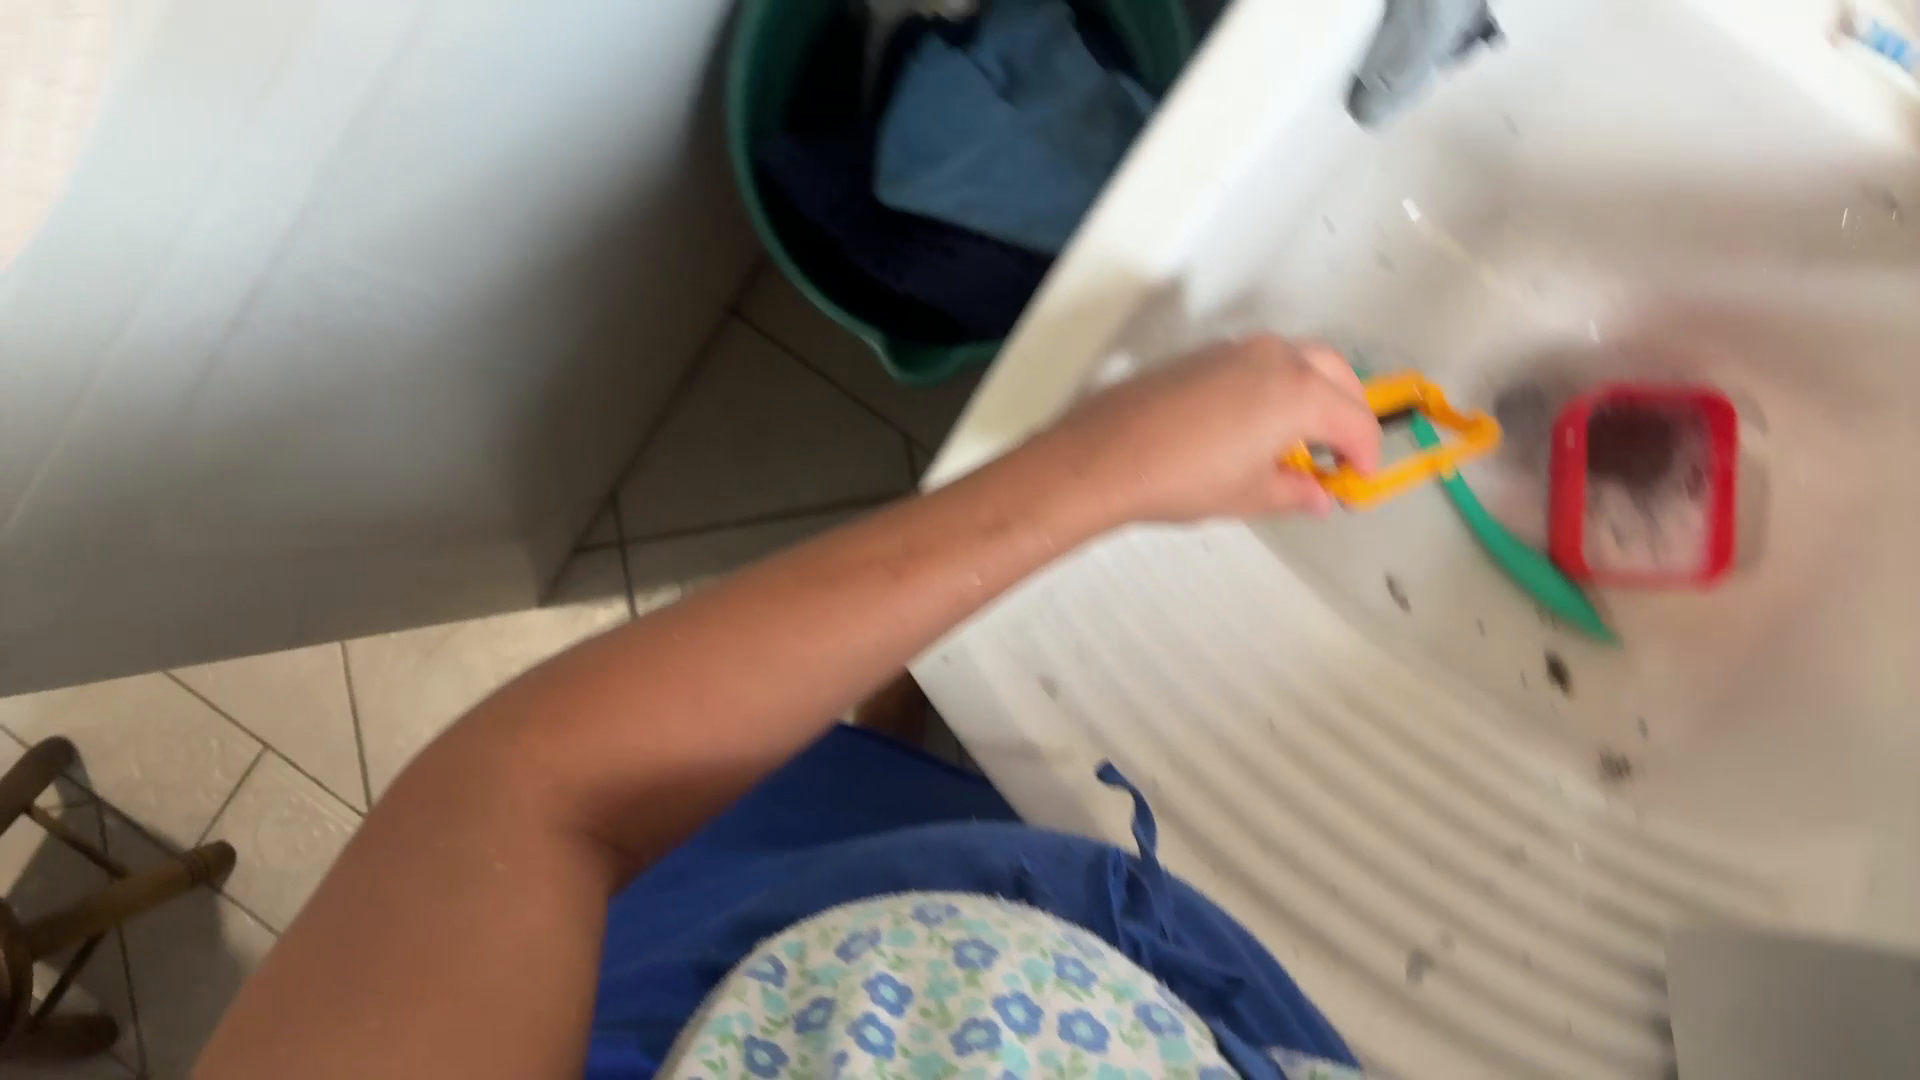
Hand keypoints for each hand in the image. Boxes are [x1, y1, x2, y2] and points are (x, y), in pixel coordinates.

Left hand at [1030, 336, 1383, 523]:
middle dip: (1346, 411)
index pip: (1355, 419)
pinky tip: (1251, 422)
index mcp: (1298, 391)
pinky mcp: (1199, 355)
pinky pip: (1255, 363)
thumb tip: (1320, 497)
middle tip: (1338, 452)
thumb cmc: (1183, 481)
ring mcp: (1232, 349)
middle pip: (1334, 374)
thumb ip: (1294, 492)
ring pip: (1295, 360)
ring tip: (1297, 437)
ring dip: (1311, 391)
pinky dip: (1272, 385)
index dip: (1365, 453)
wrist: (1102, 456)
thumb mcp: (1248, 495)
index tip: (1358, 479)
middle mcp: (1273, 356)